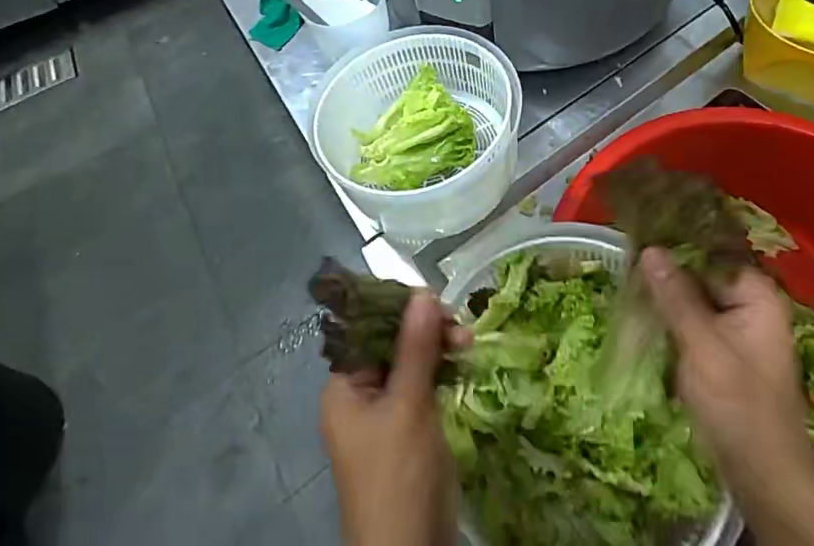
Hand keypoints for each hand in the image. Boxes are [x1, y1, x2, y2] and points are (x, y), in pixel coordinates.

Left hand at [320, 291, 465, 545]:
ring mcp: (386, 410)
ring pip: (413, 359)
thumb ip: (416, 347)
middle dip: (426, 328)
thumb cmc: (398, 471)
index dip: (400, 308)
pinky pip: (425, 381)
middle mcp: (361, 393)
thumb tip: (423, 292)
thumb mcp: (408, 404)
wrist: (411, 545)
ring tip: (468, 342)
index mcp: (345, 387)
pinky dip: (444, 368)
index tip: (436, 298)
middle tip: (460, 326)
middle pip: (393, 342)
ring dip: (439, 346)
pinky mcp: (410, 424)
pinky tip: (464, 359)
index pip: (369, 328)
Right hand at [642, 247, 813, 545]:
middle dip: (668, 273)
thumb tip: (651, 249)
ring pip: (698, 302)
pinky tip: (648, 320)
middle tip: (626, 264)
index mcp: (757, 293)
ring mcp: (743, 330)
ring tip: (630, 287)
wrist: (765, 475)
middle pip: (704, 276)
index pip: (710, 253)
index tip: (638, 239)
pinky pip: (700, 325)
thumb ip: (676, 296)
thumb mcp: (701, 346)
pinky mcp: (730, 354)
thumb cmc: (737, 405)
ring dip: (669, 299)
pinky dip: (677, 323)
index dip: (675, 246)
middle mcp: (754, 304)